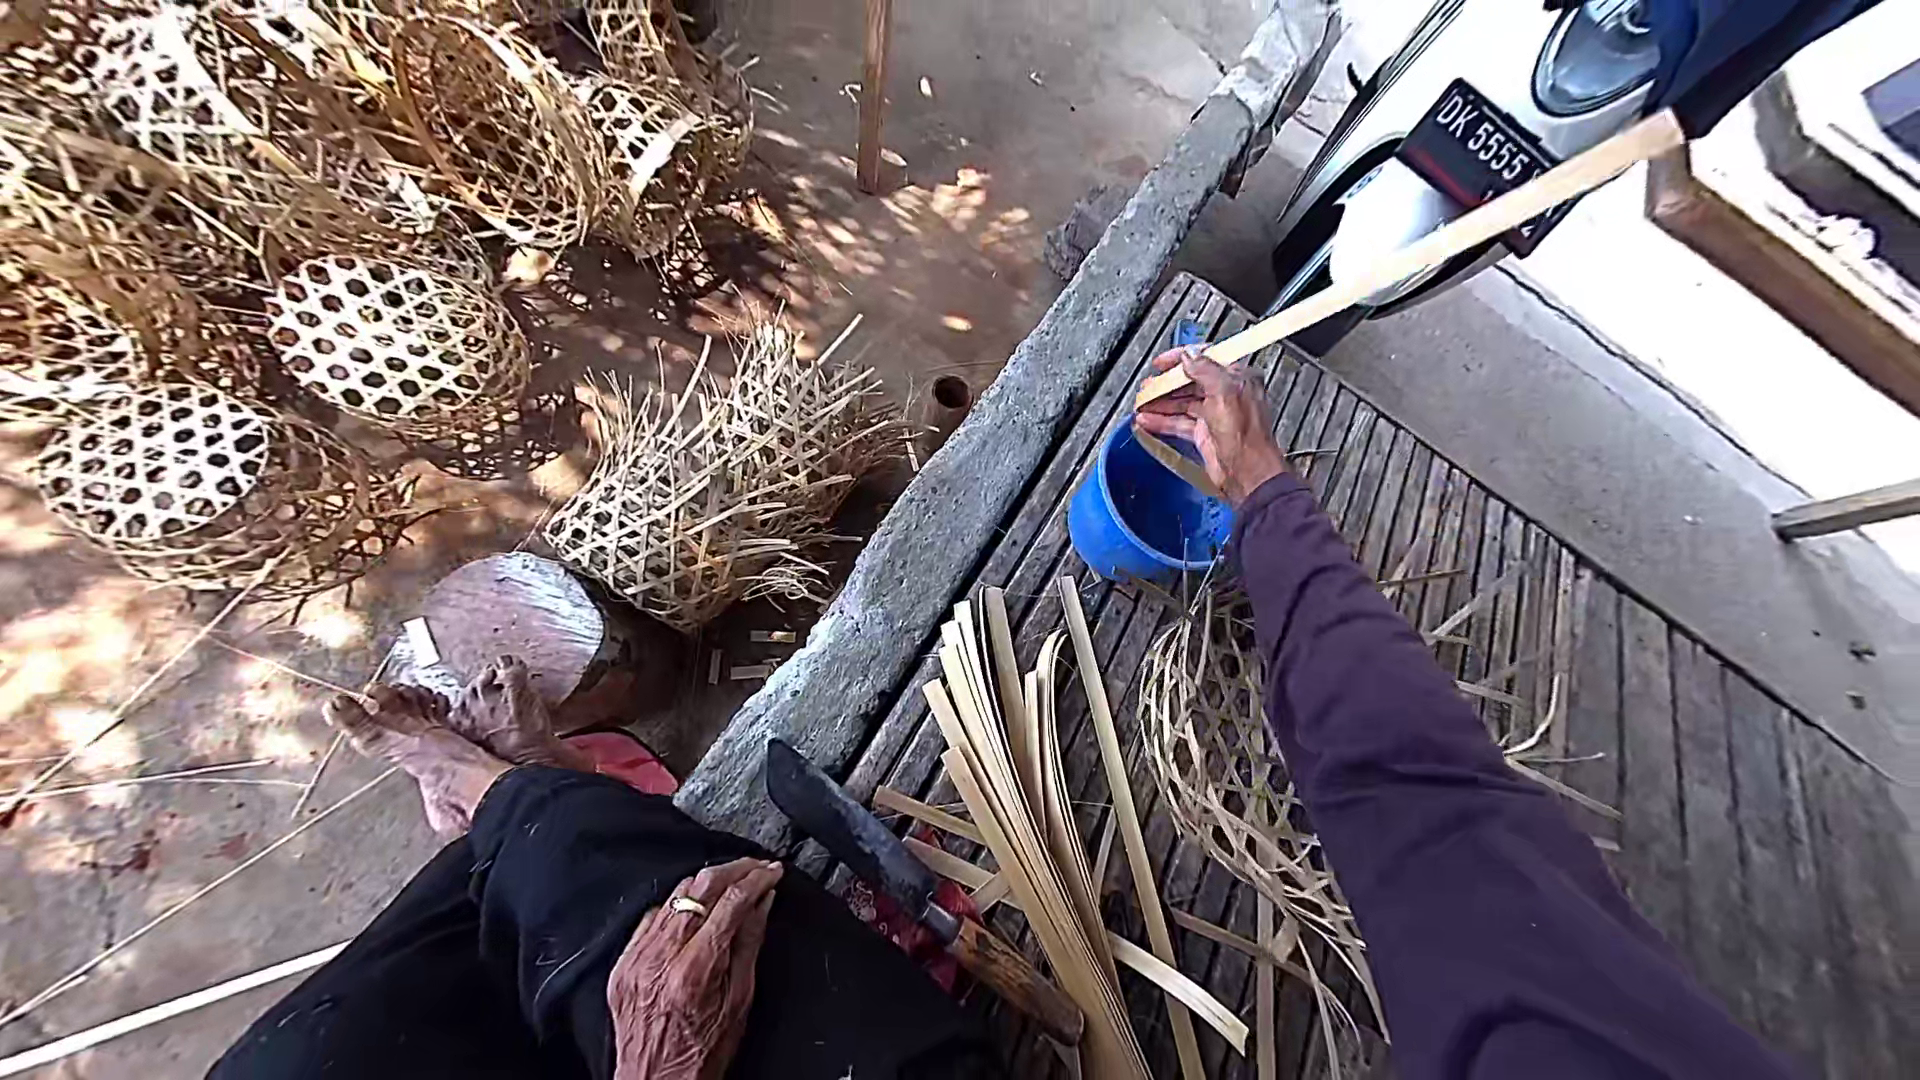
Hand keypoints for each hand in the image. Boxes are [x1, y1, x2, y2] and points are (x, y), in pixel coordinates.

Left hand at [608, 858, 784, 1079]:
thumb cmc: (700, 1055)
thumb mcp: (740, 999)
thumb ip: (750, 941)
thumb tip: (764, 899)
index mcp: (694, 971)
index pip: (732, 901)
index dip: (758, 878)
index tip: (774, 871)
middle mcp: (661, 959)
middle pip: (704, 885)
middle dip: (737, 868)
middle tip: (759, 867)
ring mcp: (638, 959)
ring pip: (679, 892)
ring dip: (711, 880)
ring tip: (734, 881)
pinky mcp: (624, 963)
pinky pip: (656, 913)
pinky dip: (682, 902)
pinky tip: (699, 906)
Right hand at [1136, 347, 1286, 505]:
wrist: (1246, 473)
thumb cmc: (1245, 436)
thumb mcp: (1225, 394)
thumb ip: (1206, 371)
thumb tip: (1189, 355)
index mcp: (1236, 379)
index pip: (1205, 360)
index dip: (1181, 359)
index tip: (1162, 363)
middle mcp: (1225, 395)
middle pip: (1189, 383)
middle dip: (1165, 385)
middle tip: (1147, 387)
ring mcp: (1213, 415)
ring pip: (1181, 404)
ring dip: (1160, 403)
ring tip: (1141, 404)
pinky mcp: (1203, 434)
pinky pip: (1178, 423)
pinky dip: (1161, 421)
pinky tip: (1147, 420)